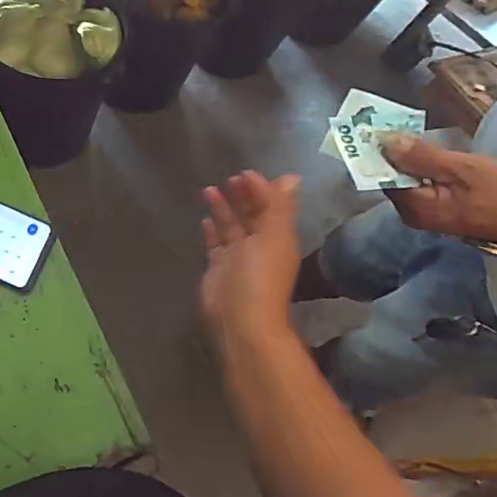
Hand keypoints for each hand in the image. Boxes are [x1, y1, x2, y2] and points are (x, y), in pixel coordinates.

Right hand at [199, 171, 303, 339]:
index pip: (271, 205)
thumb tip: (292, 177)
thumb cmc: (259, 277)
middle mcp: (260, 245)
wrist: (241, 323)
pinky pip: (215, 244)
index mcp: (278, 237)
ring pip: (231, 226)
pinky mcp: (219, 270)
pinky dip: (212, 230)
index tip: (245, 174)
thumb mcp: (274, 235)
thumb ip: (280, 205)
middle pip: (251, 214)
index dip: (261, 188)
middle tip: (228, 179)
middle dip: (242, 196)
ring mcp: (238, 258)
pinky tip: (204, 219)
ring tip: (209, 191)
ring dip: (223, 208)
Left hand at [380, 134, 496, 242]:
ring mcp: (422, 213)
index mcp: (414, 207)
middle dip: (392, 151)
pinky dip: (418, 166)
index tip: (378, 125)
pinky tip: (424, 148)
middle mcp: (411, 214)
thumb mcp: (461, 169)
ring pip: (405, 178)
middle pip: (392, 176)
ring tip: (405, 128)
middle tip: (392, 120)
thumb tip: (386, 142)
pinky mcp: (434, 208)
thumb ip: (421, 157)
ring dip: (406, 156)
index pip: (383, 175)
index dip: (380, 150)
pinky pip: (418, 183)